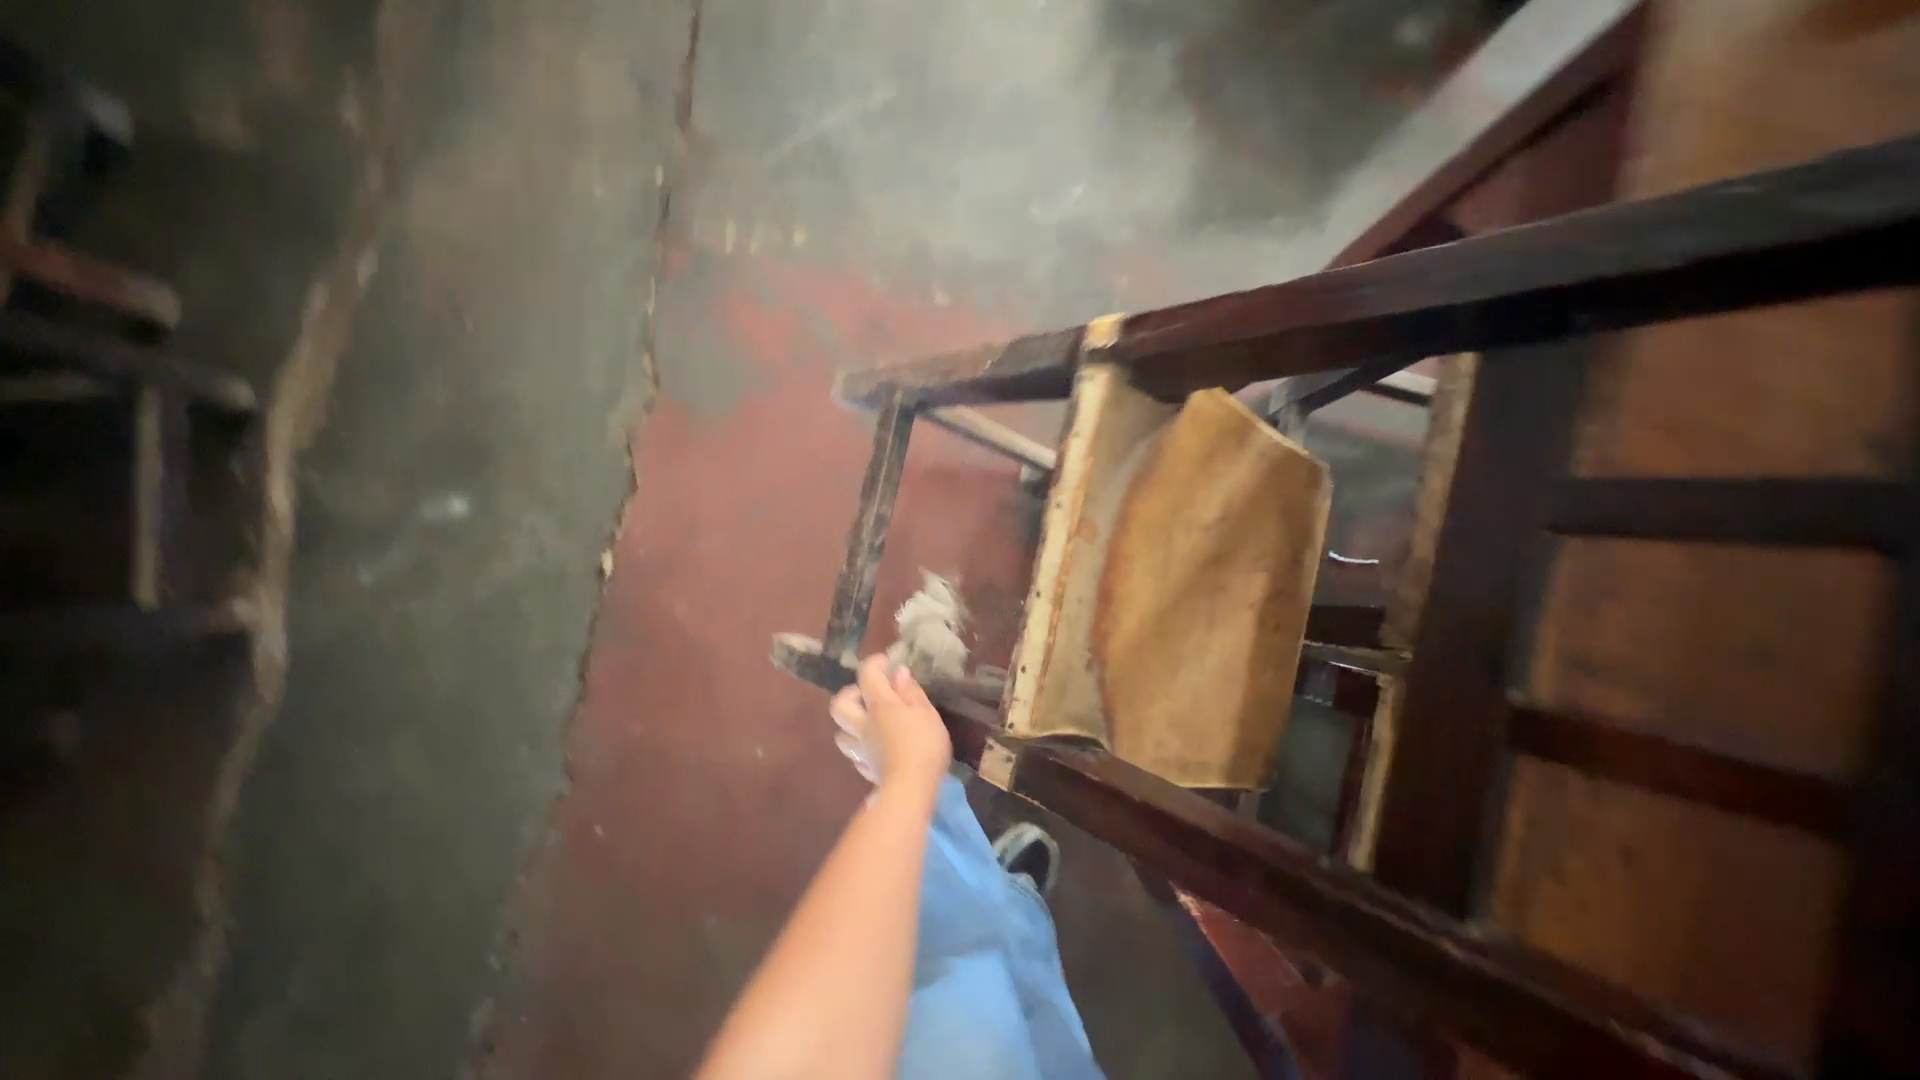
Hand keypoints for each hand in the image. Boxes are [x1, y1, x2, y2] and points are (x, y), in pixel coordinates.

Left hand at [829, 655, 951, 792]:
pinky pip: (855, 757)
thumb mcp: (926, 712)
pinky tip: (875, 751)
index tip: (887, 662)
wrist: (910, 789)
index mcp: (879, 705)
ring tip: (868, 725)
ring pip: (841, 734)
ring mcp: (861, 750)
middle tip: (868, 696)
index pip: (867, 675)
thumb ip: (910, 692)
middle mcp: (863, 725)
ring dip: (850, 726)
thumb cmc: (923, 745)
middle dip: (850, 695)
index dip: (875, 663)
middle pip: (839, 705)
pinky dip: (861, 750)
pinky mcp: (866, 770)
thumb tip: (897, 672)